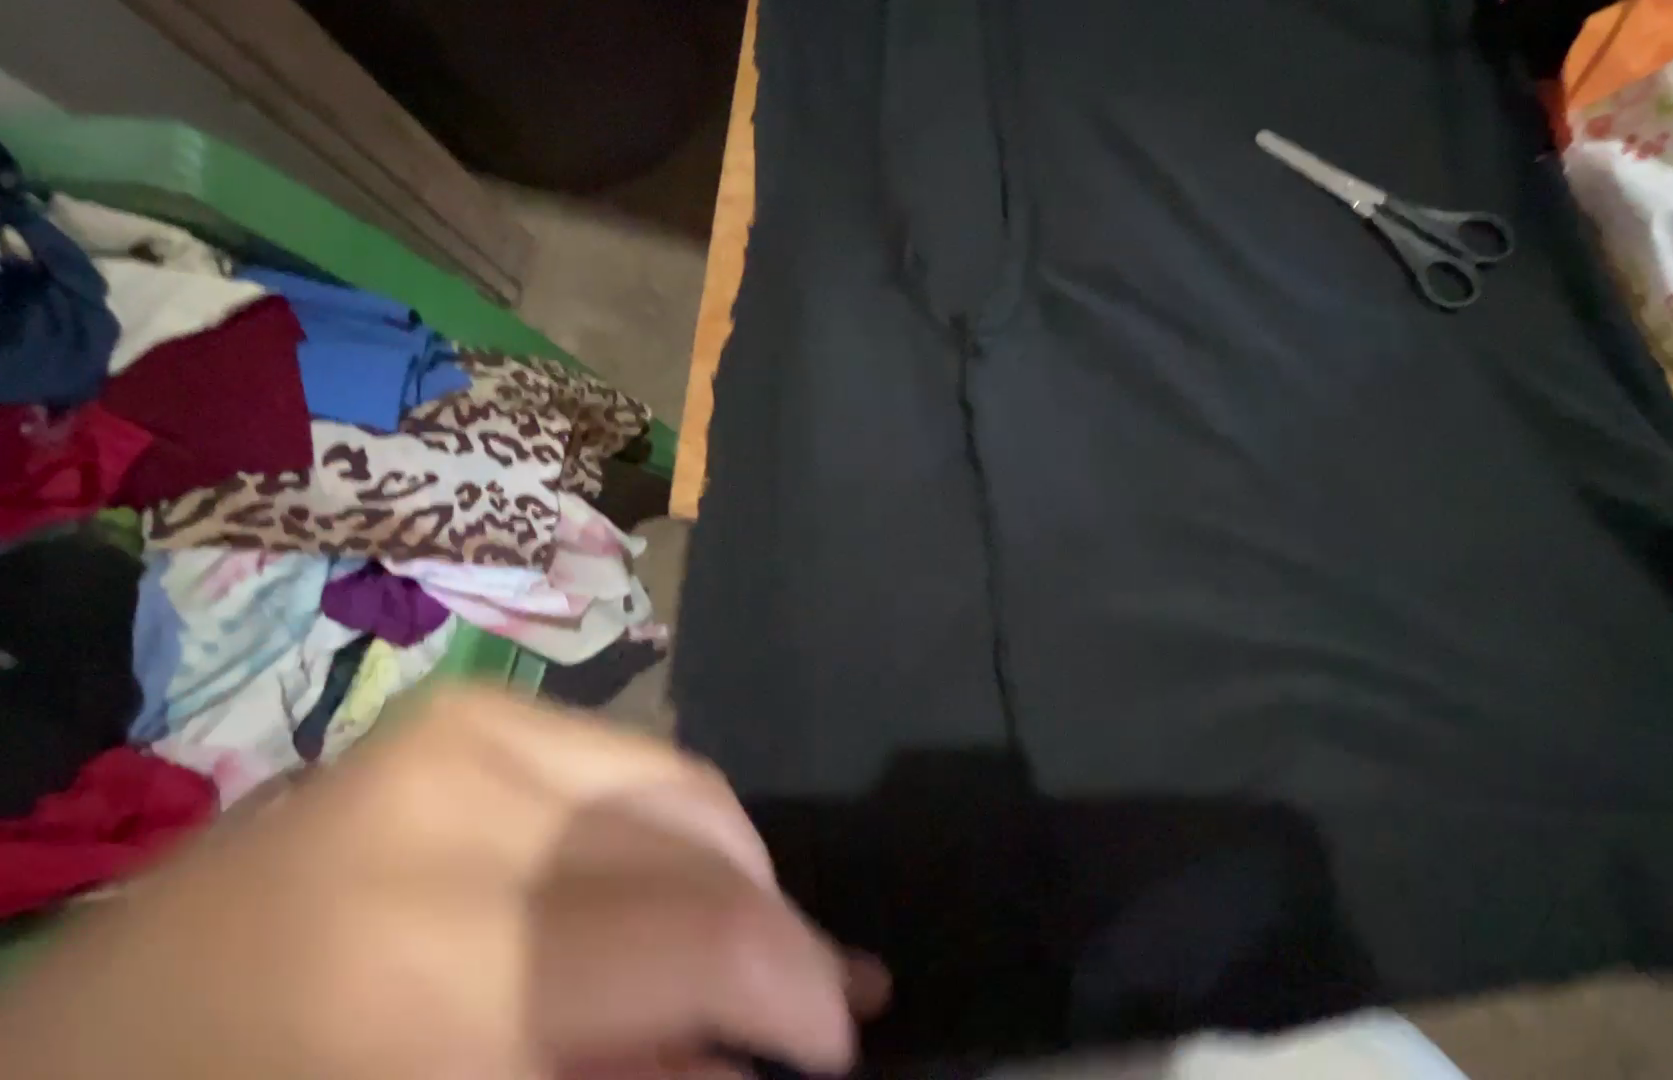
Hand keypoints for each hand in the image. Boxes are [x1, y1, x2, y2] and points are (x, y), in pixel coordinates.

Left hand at [0, 686, 886, 1079]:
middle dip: (770, 929)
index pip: (707, 934)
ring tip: (722, 945)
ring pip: (681, 782)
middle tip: (785, 1002)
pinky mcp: (450, 719)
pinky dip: (665, 826)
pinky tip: (654, 885)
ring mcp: (446, 740)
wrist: (61, 1067)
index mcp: (428, 962)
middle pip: (705, 840)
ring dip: (725, 873)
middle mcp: (448, 807)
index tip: (836, 1039)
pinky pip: (622, 758)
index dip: (801, 990)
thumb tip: (759, 1058)